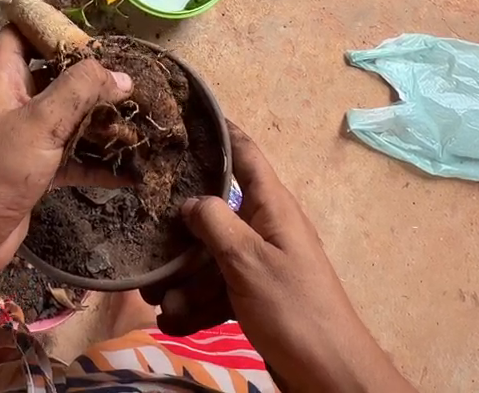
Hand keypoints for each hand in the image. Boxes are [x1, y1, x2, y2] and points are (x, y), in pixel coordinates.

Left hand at [0, 28, 131, 277]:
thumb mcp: (40, 123)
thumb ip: (80, 91)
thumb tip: (121, 76)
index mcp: (3, 77)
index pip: (22, 32)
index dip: (50, 26)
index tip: (90, 35)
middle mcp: (13, 100)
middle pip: (54, 74)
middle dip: (90, 77)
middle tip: (128, 80)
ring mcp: (24, 135)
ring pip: (68, 115)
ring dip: (100, 120)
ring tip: (138, 121)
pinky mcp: (35, 168)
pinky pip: (72, 155)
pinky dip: (96, 161)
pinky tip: (130, 170)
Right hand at [143, 124, 414, 392]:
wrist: (333, 380)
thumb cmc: (294, 308)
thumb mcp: (248, 260)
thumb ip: (215, 222)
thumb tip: (189, 201)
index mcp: (271, 204)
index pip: (243, 150)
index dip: (217, 128)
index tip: (182, 113)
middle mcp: (265, 226)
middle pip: (215, 211)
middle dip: (179, 231)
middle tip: (145, 240)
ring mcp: (261, 263)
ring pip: (211, 257)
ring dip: (183, 279)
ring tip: (155, 299)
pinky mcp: (257, 297)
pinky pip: (219, 291)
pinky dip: (198, 305)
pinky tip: (173, 322)